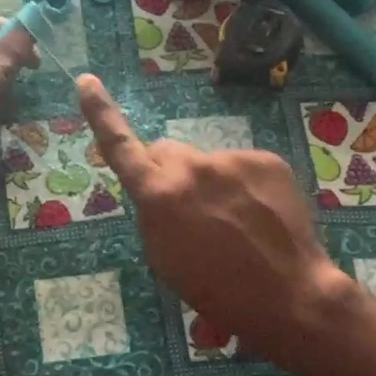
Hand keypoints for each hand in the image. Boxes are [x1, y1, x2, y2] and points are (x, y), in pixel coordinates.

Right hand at [78, 74, 350, 362]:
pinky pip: (242, 166)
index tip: (87, 81)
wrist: (288, 294)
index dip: (100, 113)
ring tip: (233, 225)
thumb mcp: (163, 256)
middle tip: (187, 213)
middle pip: (166, 154)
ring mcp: (233, 159)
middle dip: (168, 174)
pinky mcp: (267, 160)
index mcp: (158, 194)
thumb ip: (153, 212)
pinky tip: (258, 216)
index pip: (120, 146)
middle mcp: (193, 167)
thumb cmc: (214, 288)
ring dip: (211, 184)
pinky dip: (244, 186)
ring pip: (207, 164)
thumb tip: (159, 190)